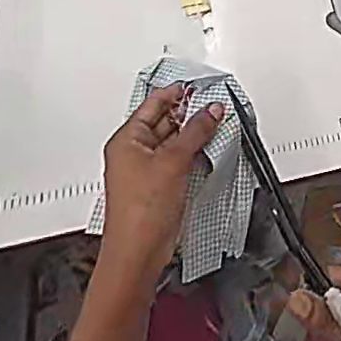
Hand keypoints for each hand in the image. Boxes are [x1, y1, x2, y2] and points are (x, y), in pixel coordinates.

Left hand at [100, 84, 223, 280]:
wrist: (139, 252)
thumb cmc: (139, 213)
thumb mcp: (173, 161)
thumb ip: (195, 132)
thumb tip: (210, 111)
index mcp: (126, 140)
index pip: (152, 104)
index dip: (175, 93)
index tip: (196, 88)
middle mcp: (133, 152)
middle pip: (164, 121)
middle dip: (188, 113)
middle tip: (212, 106)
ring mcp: (147, 170)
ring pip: (173, 141)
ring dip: (193, 134)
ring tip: (215, 124)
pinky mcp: (159, 185)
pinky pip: (178, 159)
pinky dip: (193, 152)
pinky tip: (207, 148)